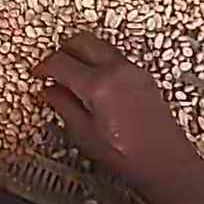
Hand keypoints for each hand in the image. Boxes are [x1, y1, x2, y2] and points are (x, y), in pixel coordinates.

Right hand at [30, 32, 203, 201]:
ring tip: (72, 78)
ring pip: (99, 46)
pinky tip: (93, 85)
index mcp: (98, 85)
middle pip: (81, 41)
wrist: (166, 162)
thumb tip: (50, 90)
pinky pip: (114, 57)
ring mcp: (132, 70)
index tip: (37, 74)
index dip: (43, 67)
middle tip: (52, 70)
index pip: (60, 62)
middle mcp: (117, 70)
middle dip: (62, 51)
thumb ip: (64, 106)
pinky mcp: (143, 75)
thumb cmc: (127, 156)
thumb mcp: (85, 135)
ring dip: (82, 54)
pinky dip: (98, 62)